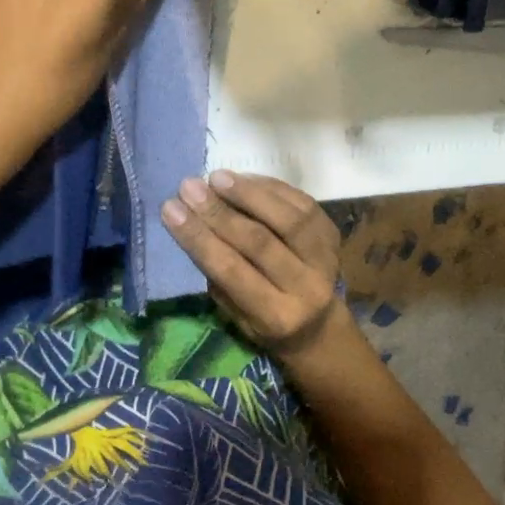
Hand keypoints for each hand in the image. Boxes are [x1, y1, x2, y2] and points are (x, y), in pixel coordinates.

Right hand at [161, 171, 354, 358]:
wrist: (320, 327)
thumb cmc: (266, 324)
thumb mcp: (236, 314)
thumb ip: (219, 274)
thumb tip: (195, 222)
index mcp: (274, 316)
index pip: (231, 270)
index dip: (199, 237)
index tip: (171, 209)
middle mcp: (305, 288)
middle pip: (258, 241)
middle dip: (218, 211)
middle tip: (188, 187)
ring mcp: (325, 260)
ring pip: (287, 218)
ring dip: (248, 193)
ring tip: (216, 177)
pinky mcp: (333, 235)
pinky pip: (302, 204)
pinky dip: (271, 188)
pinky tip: (243, 178)